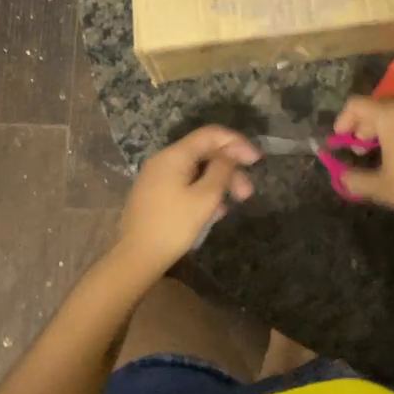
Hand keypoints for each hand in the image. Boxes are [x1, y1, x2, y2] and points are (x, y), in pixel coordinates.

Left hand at [117, 126, 259, 273]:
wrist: (136, 258)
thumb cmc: (173, 226)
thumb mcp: (204, 198)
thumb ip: (221, 171)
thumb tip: (230, 155)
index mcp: (174, 155)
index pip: (210, 135)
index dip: (236, 143)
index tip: (257, 160)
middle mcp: (163, 160)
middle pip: (204, 154)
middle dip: (229, 169)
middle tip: (248, 192)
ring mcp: (157, 178)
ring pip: (195, 171)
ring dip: (218, 183)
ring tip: (234, 205)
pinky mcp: (155, 195)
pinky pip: (185, 184)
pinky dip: (203, 192)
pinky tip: (216, 212)